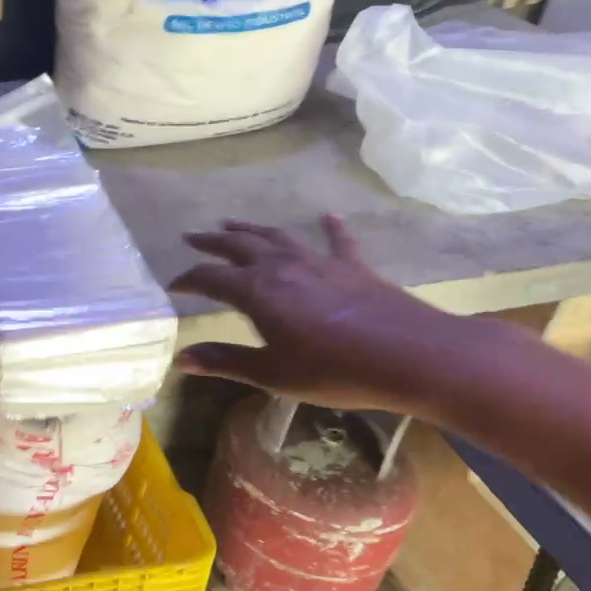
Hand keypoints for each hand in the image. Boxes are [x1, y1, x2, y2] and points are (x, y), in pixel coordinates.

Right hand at [170, 215, 487, 415]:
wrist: (417, 356)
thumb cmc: (337, 371)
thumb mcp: (273, 374)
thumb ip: (226, 361)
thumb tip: (181, 359)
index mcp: (256, 292)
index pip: (209, 278)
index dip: (187, 280)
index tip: (173, 285)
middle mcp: (281, 268)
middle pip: (237, 246)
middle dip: (210, 242)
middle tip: (190, 237)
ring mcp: (319, 263)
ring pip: (277, 237)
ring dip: (250, 228)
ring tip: (230, 222)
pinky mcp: (354, 268)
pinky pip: (338, 242)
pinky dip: (330, 227)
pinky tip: (328, 216)